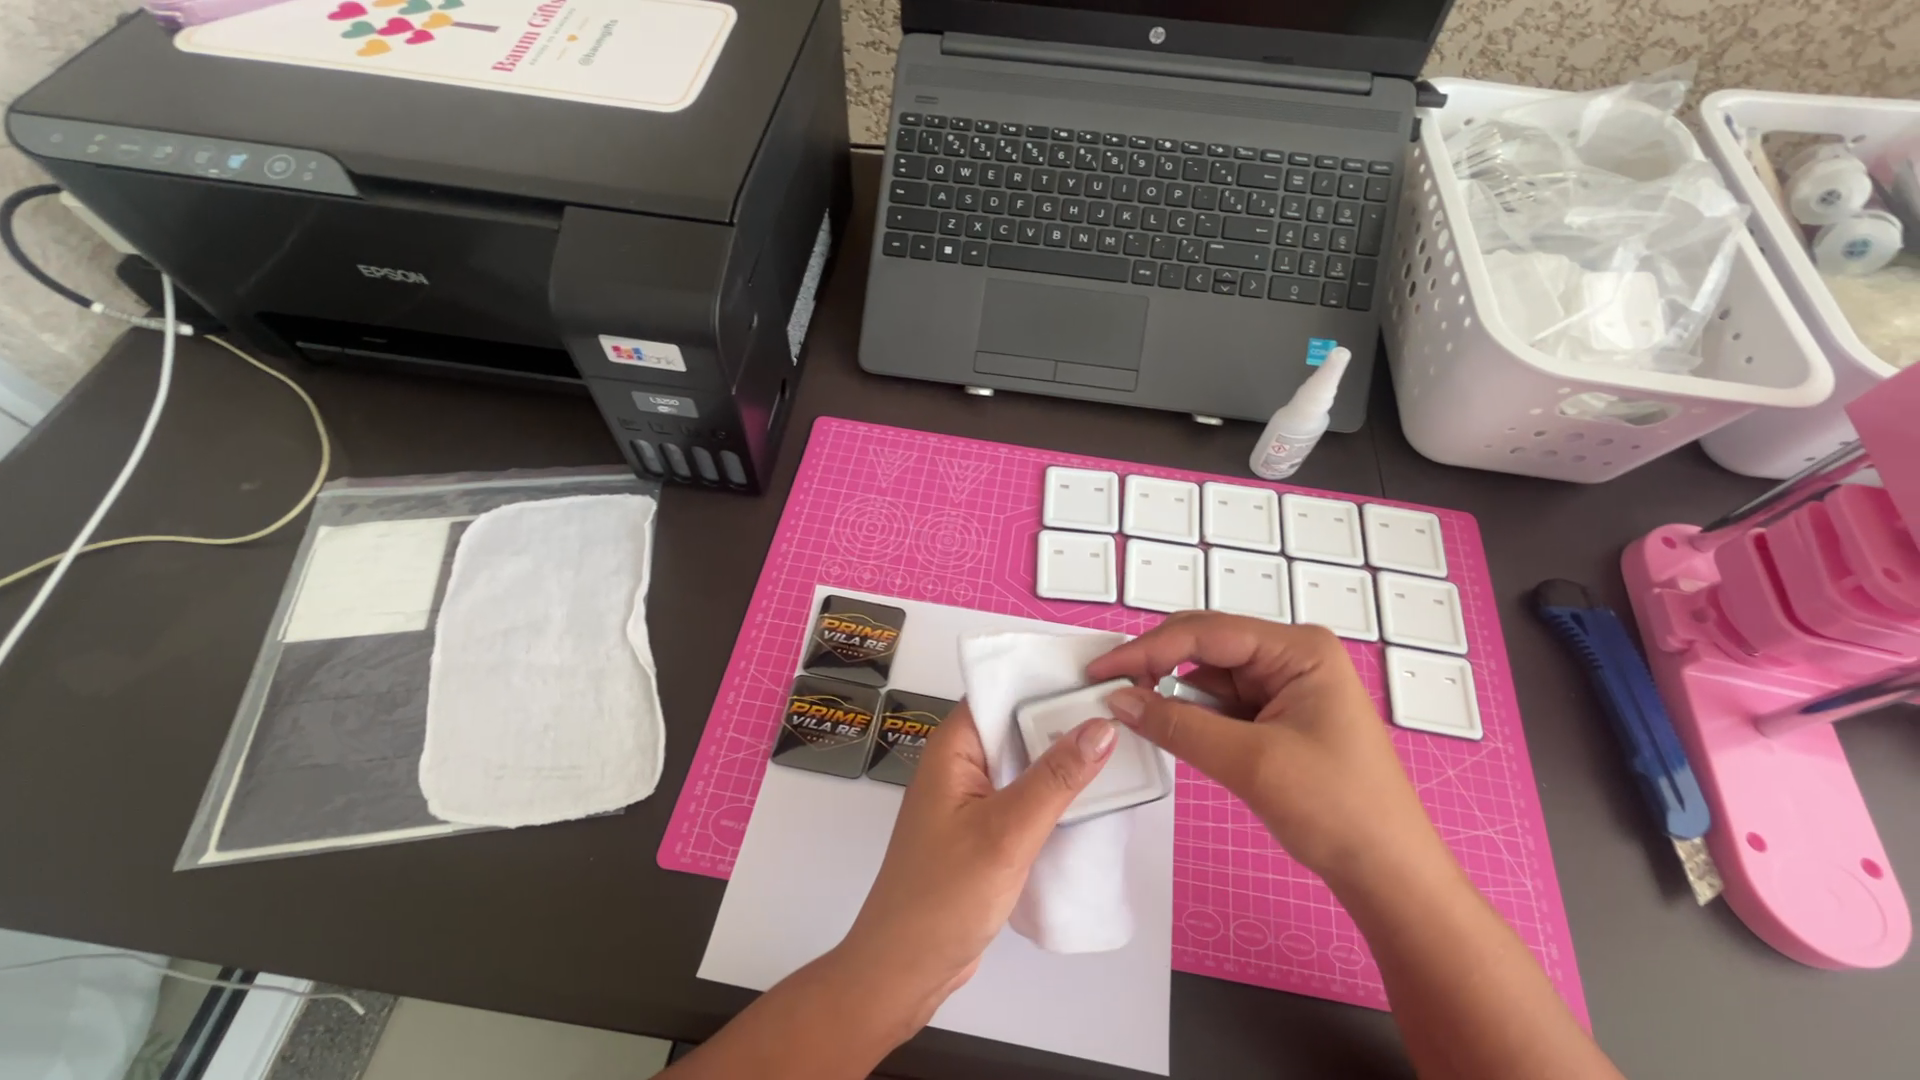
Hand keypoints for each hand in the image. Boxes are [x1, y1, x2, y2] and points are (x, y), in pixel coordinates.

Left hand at [834, 700, 1115, 1024]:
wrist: (906, 969)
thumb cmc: (942, 897)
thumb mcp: (1006, 832)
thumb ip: (1055, 779)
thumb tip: (1101, 727)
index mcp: (953, 748)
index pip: (1001, 691)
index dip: (1046, 680)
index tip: (1098, 675)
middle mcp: (960, 764)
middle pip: (1018, 725)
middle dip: (1065, 720)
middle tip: (1124, 712)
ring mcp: (971, 798)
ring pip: (1025, 763)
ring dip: (1064, 760)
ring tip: (1121, 748)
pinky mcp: (984, 829)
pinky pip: (1025, 797)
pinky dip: (1055, 795)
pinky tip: (1093, 797)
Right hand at [1086, 612, 1439, 888]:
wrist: (1388, 874)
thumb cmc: (1337, 808)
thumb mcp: (1250, 762)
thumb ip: (1178, 725)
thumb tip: (1118, 700)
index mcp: (1299, 650)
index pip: (1207, 633)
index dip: (1148, 650)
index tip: (1102, 671)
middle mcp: (1292, 658)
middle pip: (1206, 649)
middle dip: (1159, 671)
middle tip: (1112, 694)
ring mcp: (1287, 688)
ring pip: (1208, 679)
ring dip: (1175, 699)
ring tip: (1141, 722)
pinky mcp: (1279, 718)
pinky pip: (1222, 706)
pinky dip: (1194, 719)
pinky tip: (1175, 734)